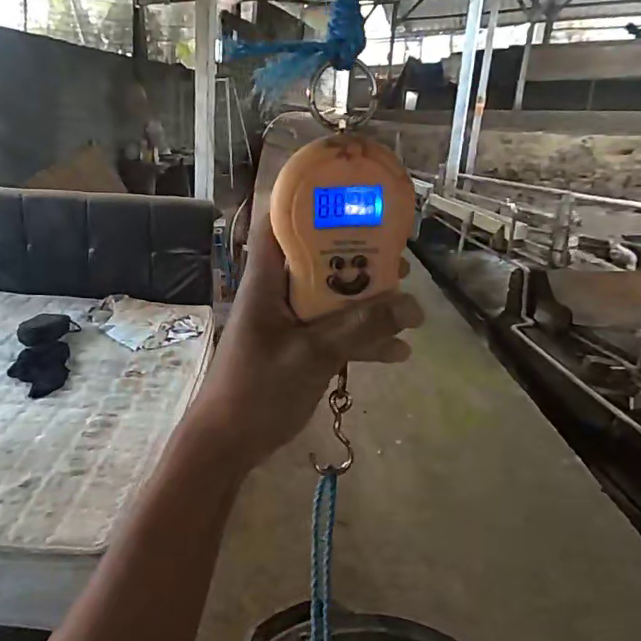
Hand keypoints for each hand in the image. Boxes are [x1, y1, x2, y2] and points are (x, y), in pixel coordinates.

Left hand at [179, 197, 424, 477]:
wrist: (228, 443)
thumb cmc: (258, 390)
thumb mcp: (311, 355)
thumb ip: (359, 329)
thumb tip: (412, 306)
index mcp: (266, 281)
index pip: (278, 224)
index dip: (308, 204)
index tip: (349, 197)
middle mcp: (276, 293)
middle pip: (317, 260)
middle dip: (357, 257)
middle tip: (397, 258)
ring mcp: (287, 323)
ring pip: (331, 297)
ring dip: (366, 301)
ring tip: (408, 304)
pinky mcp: (297, 349)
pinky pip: (333, 332)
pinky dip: (361, 338)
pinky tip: (398, 352)